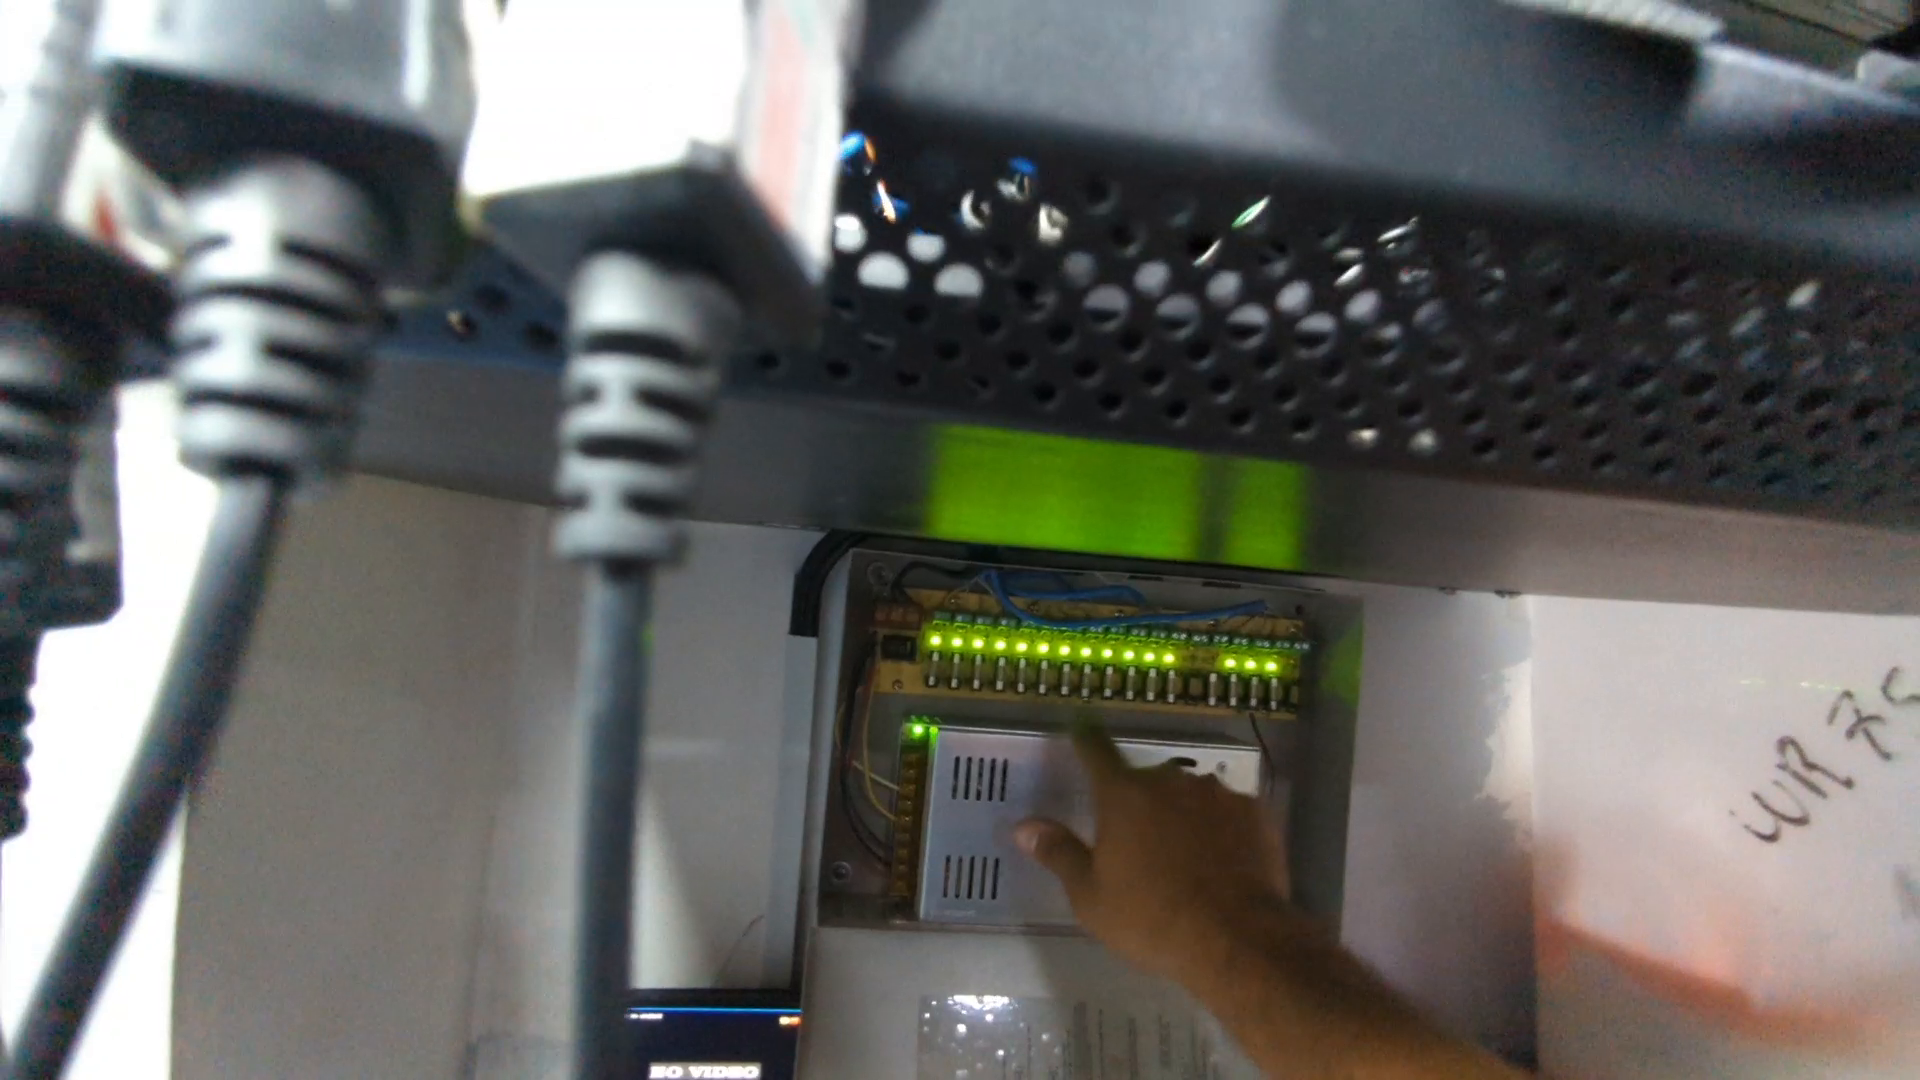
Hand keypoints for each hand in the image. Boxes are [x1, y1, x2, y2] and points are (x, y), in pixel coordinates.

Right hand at [1013, 724, 1303, 984]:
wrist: (1237, 940)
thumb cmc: (1151, 918)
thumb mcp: (1091, 896)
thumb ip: (1058, 853)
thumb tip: (1022, 826)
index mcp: (1121, 793)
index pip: (1096, 751)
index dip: (1086, 739)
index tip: (1082, 727)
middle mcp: (1166, 780)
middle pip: (1146, 780)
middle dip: (1141, 801)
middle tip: (1142, 841)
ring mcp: (1214, 793)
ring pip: (1189, 794)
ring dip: (1183, 813)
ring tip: (1188, 855)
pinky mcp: (1254, 812)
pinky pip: (1228, 813)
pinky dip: (1221, 829)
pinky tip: (1224, 861)